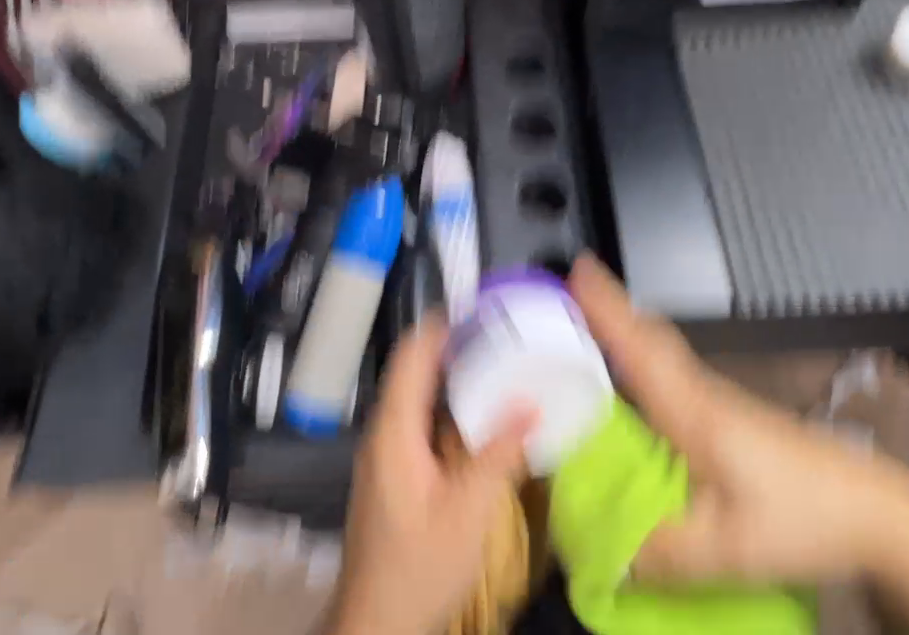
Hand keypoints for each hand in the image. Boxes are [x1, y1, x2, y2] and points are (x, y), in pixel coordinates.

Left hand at [329, 318, 533, 634]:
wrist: (376, 622)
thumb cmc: (418, 565)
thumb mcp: (467, 513)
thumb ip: (498, 454)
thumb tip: (531, 401)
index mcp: (394, 431)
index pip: (412, 356)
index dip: (442, 324)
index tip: (481, 306)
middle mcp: (383, 432)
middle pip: (414, 371)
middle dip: (454, 346)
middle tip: (503, 332)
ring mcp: (385, 453)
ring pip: (418, 397)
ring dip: (454, 377)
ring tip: (501, 363)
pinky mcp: (394, 472)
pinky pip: (421, 421)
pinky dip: (449, 406)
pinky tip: (483, 415)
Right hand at [569, 254, 908, 586]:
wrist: (878, 515)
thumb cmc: (802, 518)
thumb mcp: (727, 550)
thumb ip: (659, 553)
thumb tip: (602, 555)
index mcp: (693, 414)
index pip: (640, 350)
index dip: (606, 309)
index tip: (578, 268)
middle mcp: (704, 396)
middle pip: (652, 340)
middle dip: (613, 311)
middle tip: (573, 292)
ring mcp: (723, 404)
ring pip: (666, 357)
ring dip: (628, 335)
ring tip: (592, 331)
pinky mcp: (736, 421)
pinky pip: (677, 379)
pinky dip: (648, 363)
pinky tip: (640, 389)